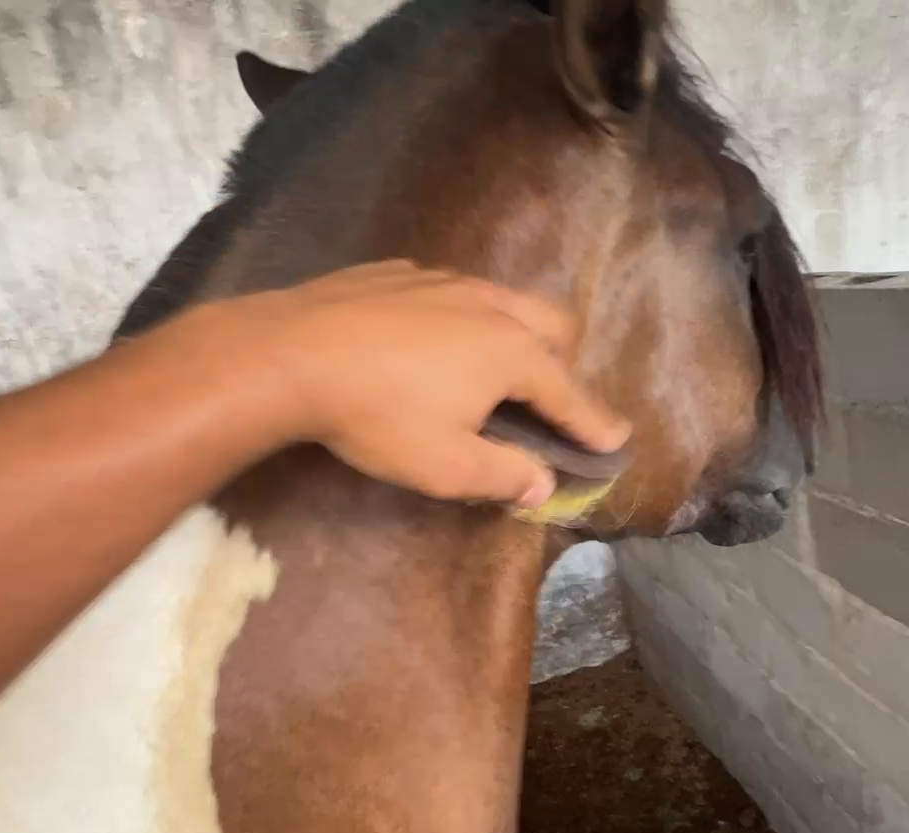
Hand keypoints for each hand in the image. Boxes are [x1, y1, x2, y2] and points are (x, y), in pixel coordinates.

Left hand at [177, 261, 630, 507]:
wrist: (290, 355)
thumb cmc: (379, 417)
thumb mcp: (447, 466)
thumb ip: (505, 475)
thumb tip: (544, 484)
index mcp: (511, 354)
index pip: (569, 394)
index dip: (595, 423)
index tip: (617, 439)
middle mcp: (490, 306)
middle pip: (553, 325)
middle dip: (564, 363)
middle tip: (548, 400)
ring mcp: (444, 280)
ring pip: (503, 301)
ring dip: (515, 335)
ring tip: (492, 369)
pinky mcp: (400, 272)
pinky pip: (453, 292)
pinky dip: (463, 320)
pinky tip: (429, 344)